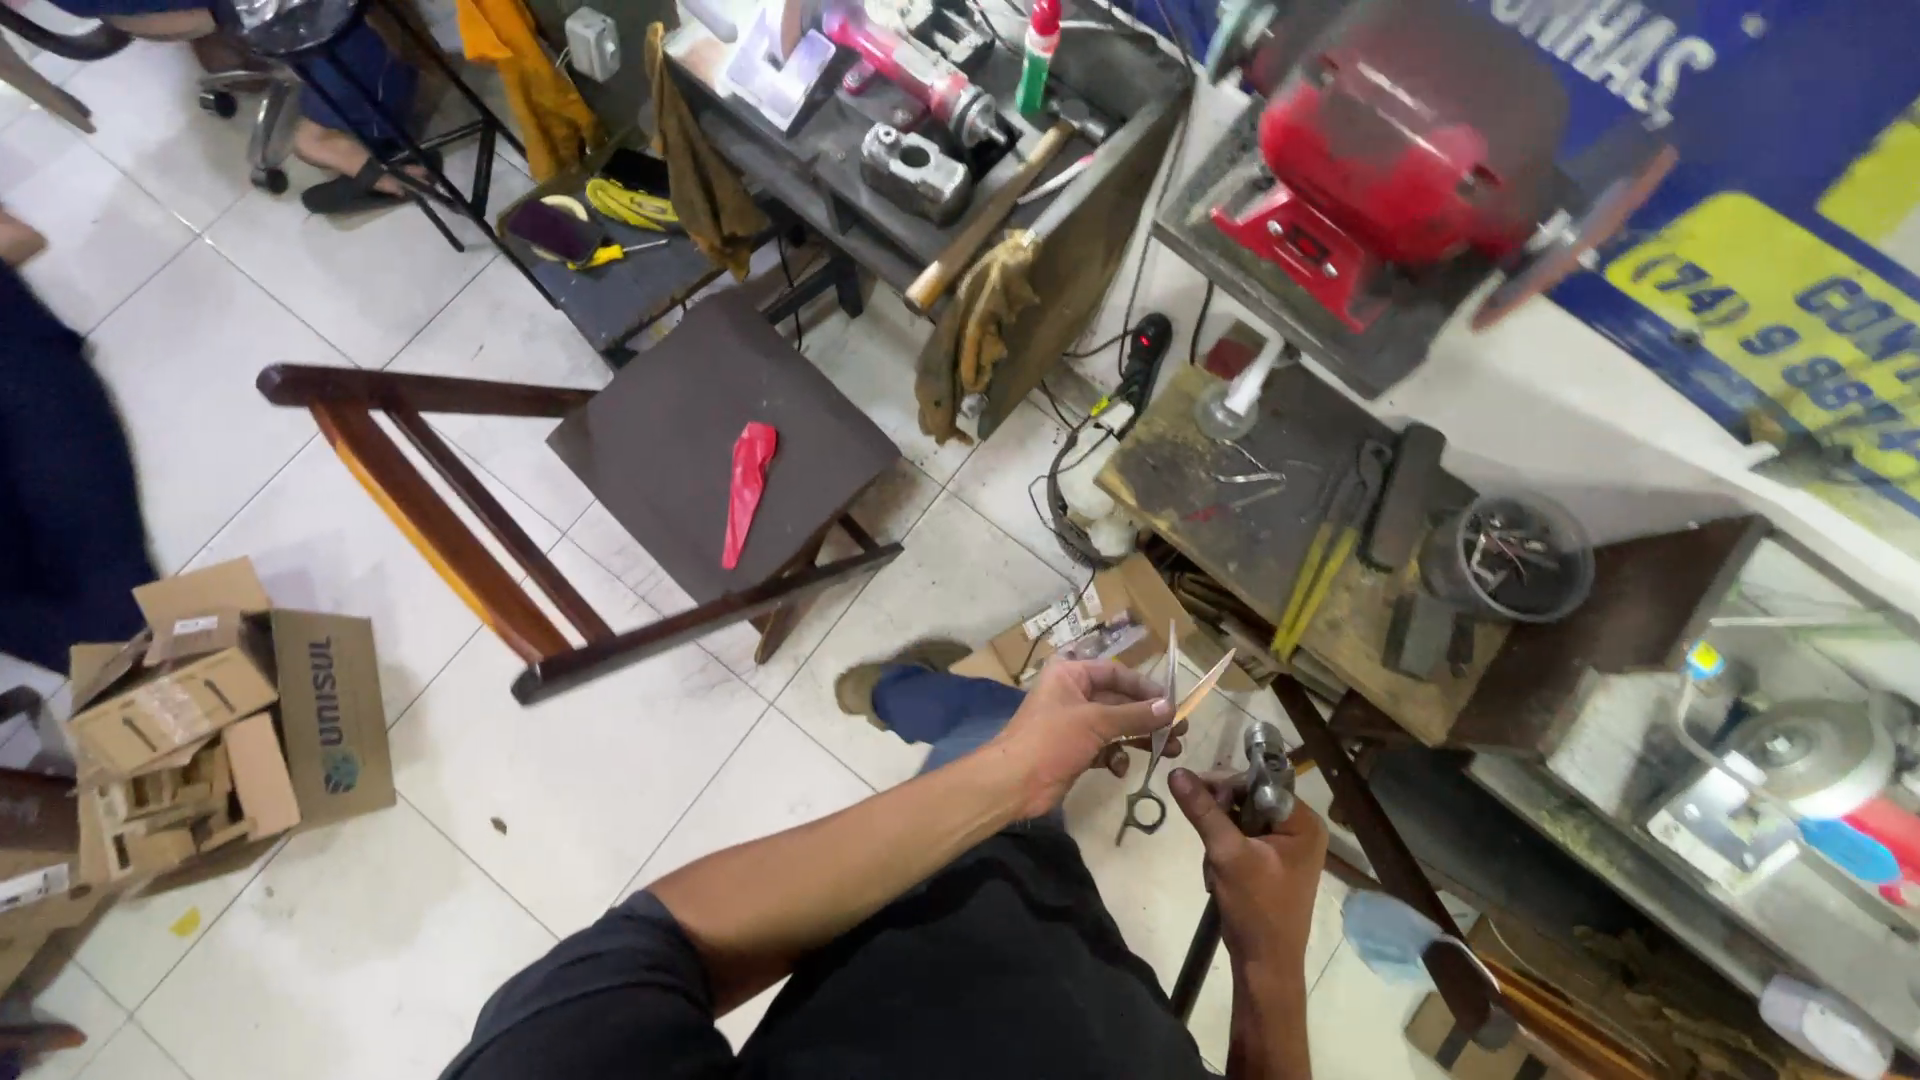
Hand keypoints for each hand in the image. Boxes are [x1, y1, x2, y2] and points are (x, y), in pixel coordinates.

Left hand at [986, 659, 1177, 818]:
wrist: (1014, 782)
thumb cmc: (1051, 739)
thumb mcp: (1096, 722)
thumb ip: (1135, 715)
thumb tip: (1170, 707)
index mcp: (1070, 675)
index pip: (1114, 673)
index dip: (1143, 687)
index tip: (1171, 702)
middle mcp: (1072, 694)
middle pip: (1119, 701)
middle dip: (1148, 717)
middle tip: (1180, 731)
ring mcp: (1074, 724)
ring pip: (1116, 726)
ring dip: (1141, 738)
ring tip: (1170, 751)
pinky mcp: (1075, 750)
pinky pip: (1106, 748)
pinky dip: (1117, 757)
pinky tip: (1121, 768)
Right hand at [1169, 768, 1326, 972]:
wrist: (1265, 963)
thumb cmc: (1256, 908)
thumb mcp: (1227, 854)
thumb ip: (1203, 810)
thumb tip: (1176, 772)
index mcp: (1303, 822)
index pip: (1258, 782)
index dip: (1226, 785)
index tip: (1196, 796)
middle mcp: (1300, 827)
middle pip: (1248, 796)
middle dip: (1221, 812)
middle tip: (1204, 833)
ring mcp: (1286, 844)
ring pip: (1240, 814)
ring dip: (1219, 830)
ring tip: (1213, 858)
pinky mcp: (1271, 858)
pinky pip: (1241, 833)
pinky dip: (1223, 844)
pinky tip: (1217, 866)